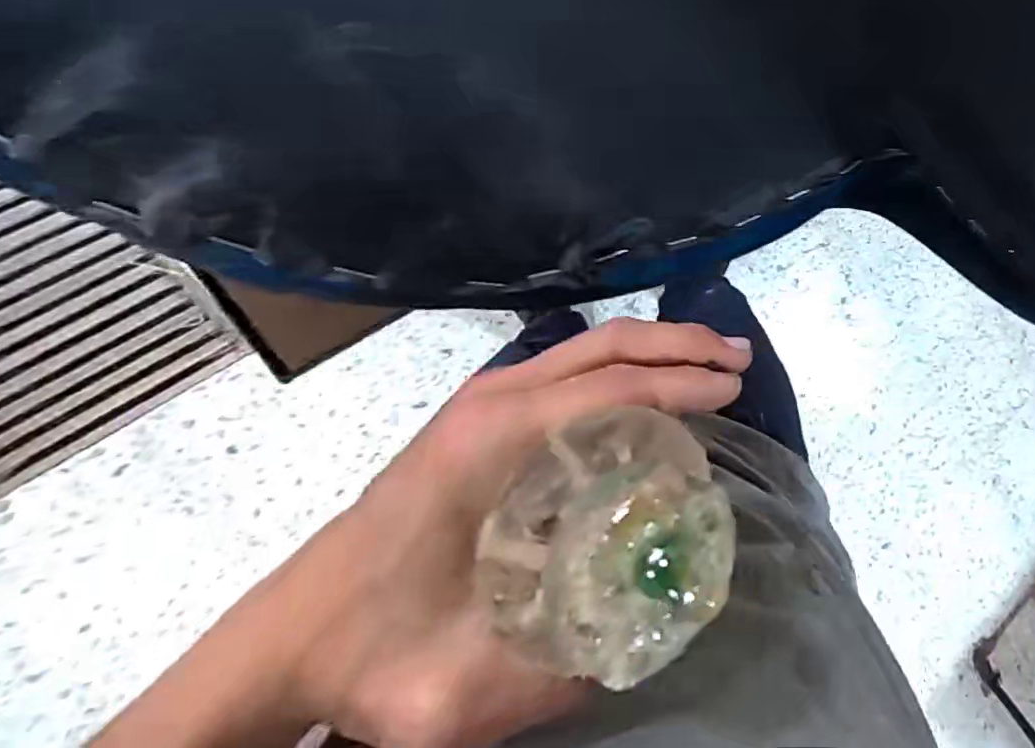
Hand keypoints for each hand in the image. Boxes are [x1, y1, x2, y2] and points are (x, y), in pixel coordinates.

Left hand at [237, 319, 749, 747]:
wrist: (297, 627)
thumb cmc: (373, 647)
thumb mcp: (457, 690)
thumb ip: (556, 676)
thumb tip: (651, 636)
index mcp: (493, 440)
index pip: (609, 390)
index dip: (680, 385)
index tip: (733, 391)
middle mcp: (494, 398)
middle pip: (606, 346)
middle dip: (681, 344)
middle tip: (737, 360)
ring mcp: (487, 397)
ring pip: (590, 347)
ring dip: (657, 346)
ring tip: (712, 360)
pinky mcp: (485, 409)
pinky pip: (571, 366)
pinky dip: (625, 363)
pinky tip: (652, 385)